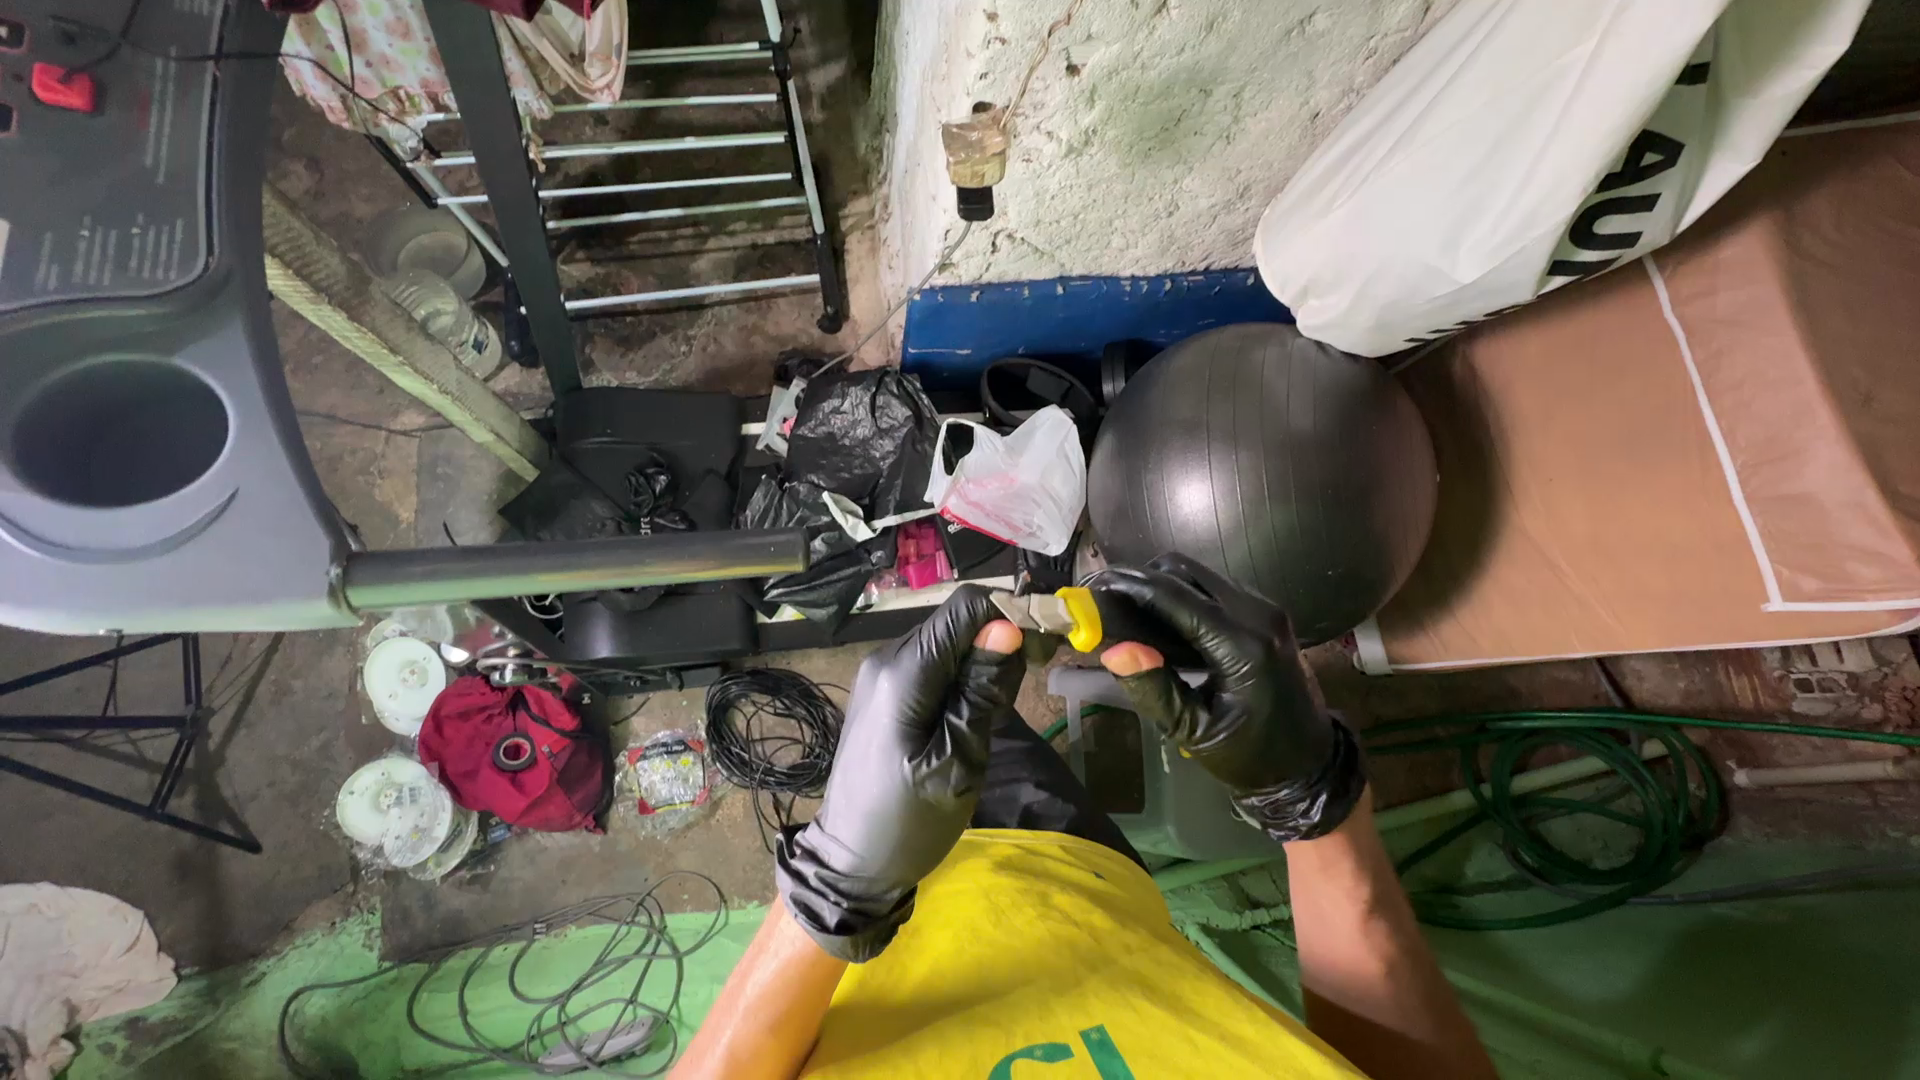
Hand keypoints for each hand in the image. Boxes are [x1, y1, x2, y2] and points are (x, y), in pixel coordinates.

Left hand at [776, 584, 1025, 960]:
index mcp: (903, 671)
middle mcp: (887, 657)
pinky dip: (960, 679)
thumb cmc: (909, 822)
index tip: (1039, 649)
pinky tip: (966, 719)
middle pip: (957, 621)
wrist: (852, 862)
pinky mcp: (885, 688)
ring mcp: (882, 672)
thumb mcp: (959, 762)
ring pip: (948, 641)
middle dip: (997, 644)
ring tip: (988, 718)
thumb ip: (981, 691)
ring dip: (980, 666)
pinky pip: (933, 663)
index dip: (1008, 616)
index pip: (964, 606)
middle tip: (1013, 699)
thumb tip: (1007, 627)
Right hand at [1087, 554, 1365, 841]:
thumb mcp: (1194, 732)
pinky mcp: (1264, 612)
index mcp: (1242, 646)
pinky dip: (1181, 595)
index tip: (1095, 585)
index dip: (1129, 586)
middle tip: (1107, 601)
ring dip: (1160, 586)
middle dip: (1141, 579)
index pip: (1174, 596)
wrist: (1309, 764)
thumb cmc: (1249, 755)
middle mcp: (1257, 614)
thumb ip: (1154, 688)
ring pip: (1198, 574)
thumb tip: (1114, 649)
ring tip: (1128, 611)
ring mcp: (1264, 609)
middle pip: (1184, 570)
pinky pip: (1213, 588)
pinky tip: (1161, 621)